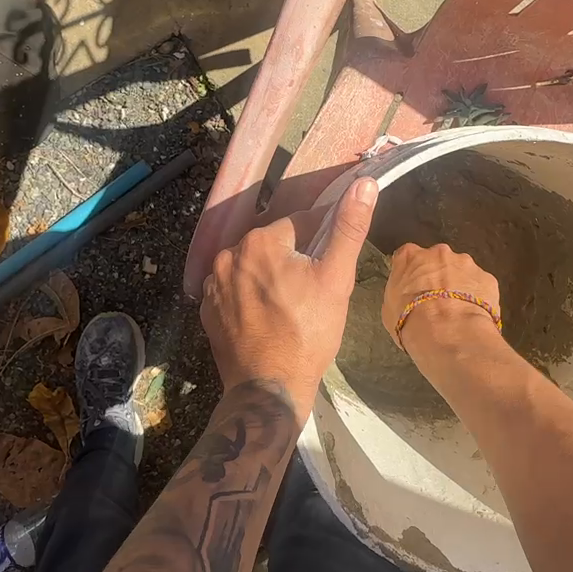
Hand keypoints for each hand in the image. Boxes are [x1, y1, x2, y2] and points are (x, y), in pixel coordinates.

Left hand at [200, 177, 378, 406]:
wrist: (269, 387)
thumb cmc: (308, 332)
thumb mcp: (336, 278)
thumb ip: (349, 228)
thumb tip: (365, 184)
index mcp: (260, 240)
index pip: (300, 225)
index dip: (321, 246)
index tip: (329, 271)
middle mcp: (229, 255)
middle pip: (274, 246)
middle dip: (294, 262)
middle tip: (313, 295)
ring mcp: (213, 285)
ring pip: (253, 268)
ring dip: (270, 279)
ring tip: (291, 309)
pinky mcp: (207, 311)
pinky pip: (235, 292)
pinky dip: (250, 299)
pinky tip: (267, 320)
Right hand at [381, 243, 502, 351]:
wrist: (447, 334)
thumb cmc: (411, 321)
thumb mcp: (390, 306)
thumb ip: (399, 289)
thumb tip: (406, 291)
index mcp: (411, 257)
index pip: (408, 256)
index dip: (412, 272)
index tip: (413, 287)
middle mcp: (439, 253)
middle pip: (438, 261)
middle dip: (437, 276)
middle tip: (435, 301)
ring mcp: (466, 264)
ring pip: (462, 271)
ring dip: (459, 286)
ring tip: (456, 311)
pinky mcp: (487, 278)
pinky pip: (480, 286)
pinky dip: (477, 297)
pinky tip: (471, 316)